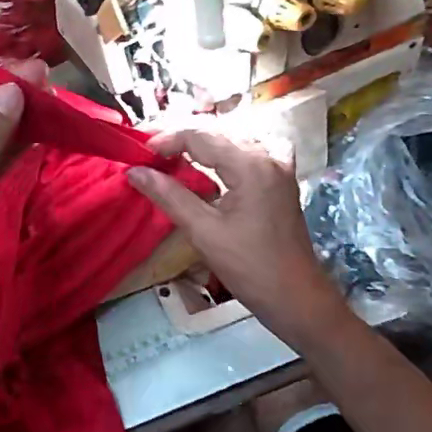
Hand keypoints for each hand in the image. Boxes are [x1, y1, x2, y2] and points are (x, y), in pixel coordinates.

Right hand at [125, 131, 350, 345]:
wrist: (296, 297)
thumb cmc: (249, 267)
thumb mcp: (204, 232)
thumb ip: (169, 196)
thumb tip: (136, 172)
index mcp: (250, 165)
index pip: (201, 138)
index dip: (168, 140)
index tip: (141, 153)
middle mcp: (268, 157)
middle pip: (218, 134)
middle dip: (184, 141)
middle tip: (153, 156)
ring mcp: (280, 168)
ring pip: (236, 141)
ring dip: (206, 146)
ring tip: (177, 158)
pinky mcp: (283, 182)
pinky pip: (255, 152)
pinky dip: (233, 153)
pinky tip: (220, 164)